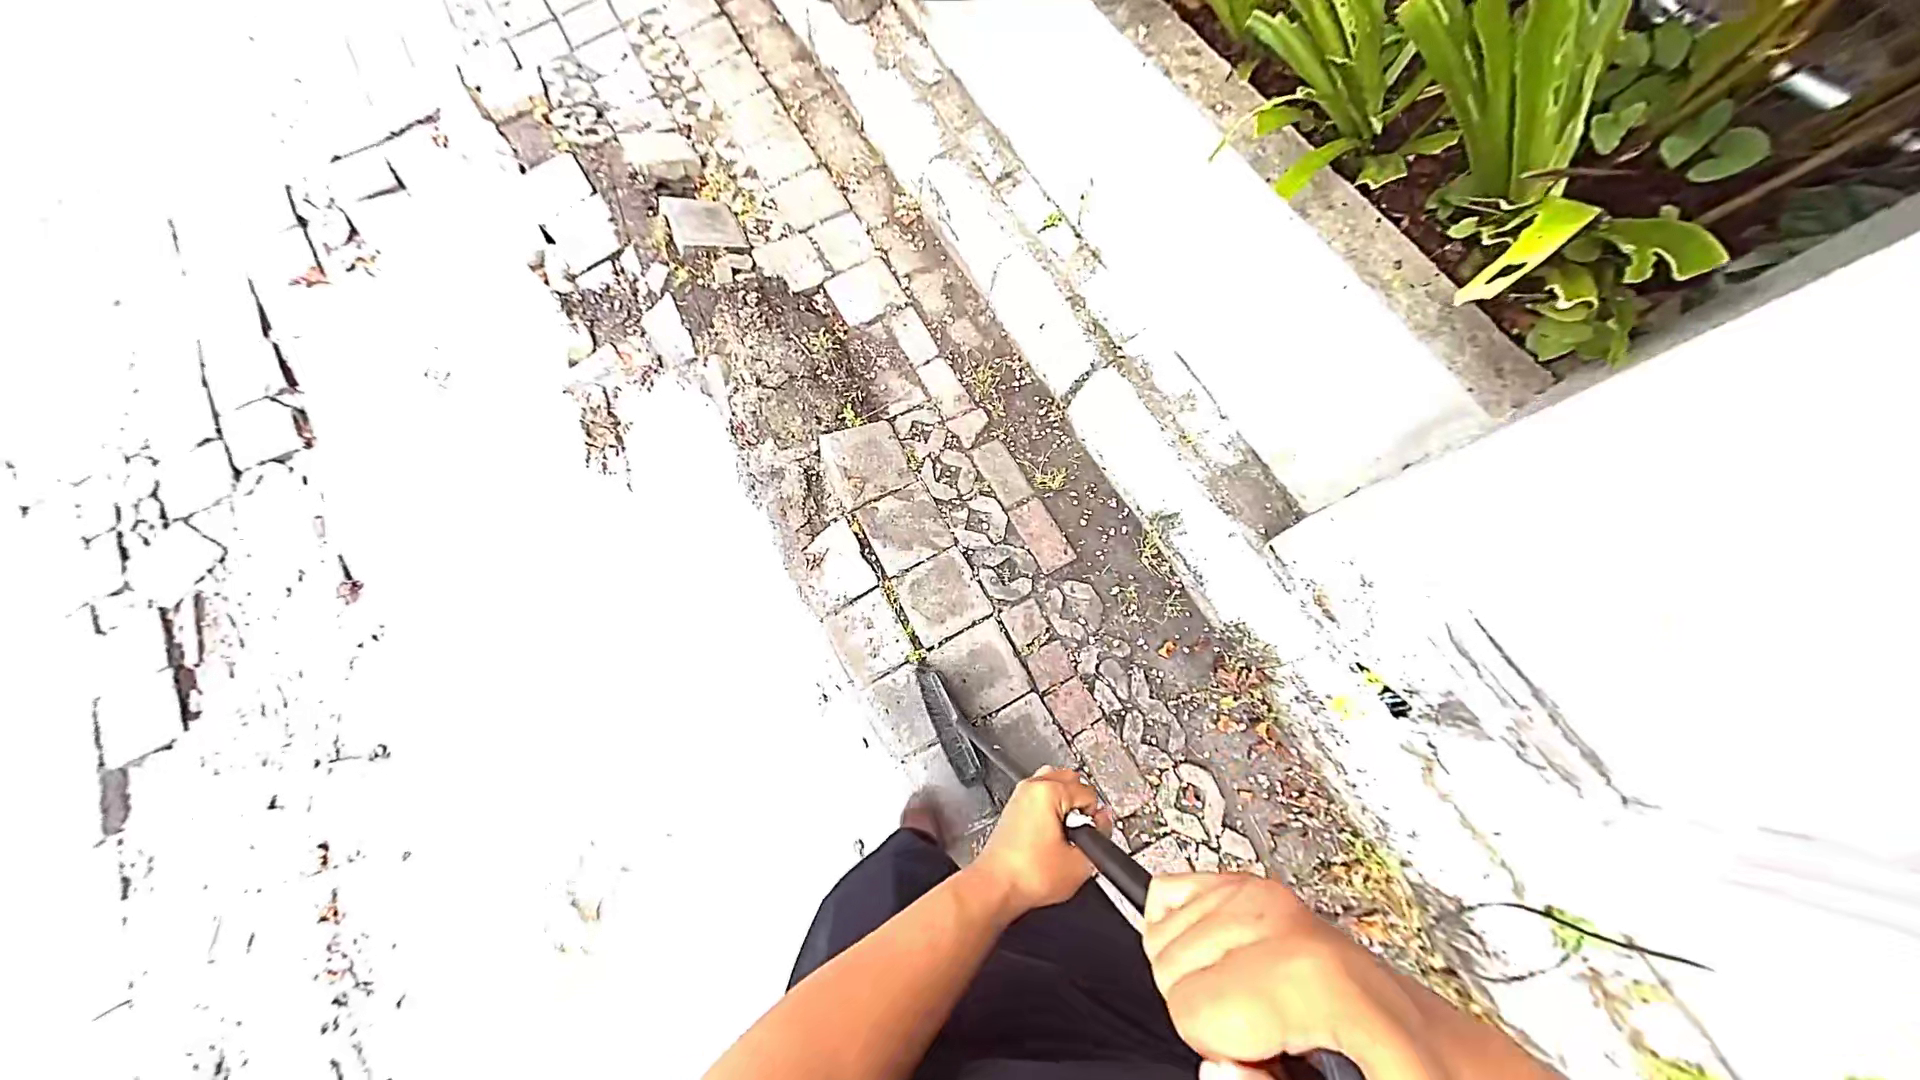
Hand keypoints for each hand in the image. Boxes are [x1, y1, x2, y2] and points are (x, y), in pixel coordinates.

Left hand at [966, 767, 1107, 917]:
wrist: (997, 887)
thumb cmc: (1028, 875)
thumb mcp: (1080, 862)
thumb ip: (1100, 836)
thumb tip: (1103, 820)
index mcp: (1048, 791)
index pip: (1089, 792)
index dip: (1095, 817)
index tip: (1091, 835)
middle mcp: (1032, 786)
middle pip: (1070, 778)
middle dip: (1081, 803)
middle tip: (1081, 831)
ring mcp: (1020, 795)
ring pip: (1053, 783)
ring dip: (1065, 802)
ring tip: (1067, 831)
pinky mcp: (1014, 807)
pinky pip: (1039, 795)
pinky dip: (1050, 808)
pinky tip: (1051, 834)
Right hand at [1144, 874, 1446, 1079]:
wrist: (1450, 1061)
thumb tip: (1216, 1068)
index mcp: (1308, 975)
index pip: (1189, 1007)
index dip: (1226, 1054)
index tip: (1273, 1061)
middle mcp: (1280, 917)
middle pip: (1172, 968)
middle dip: (1210, 1018)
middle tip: (1272, 1041)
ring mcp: (1264, 892)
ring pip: (1164, 933)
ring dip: (1199, 977)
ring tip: (1260, 1005)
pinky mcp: (1253, 883)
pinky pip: (1170, 893)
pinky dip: (1182, 930)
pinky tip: (1229, 961)